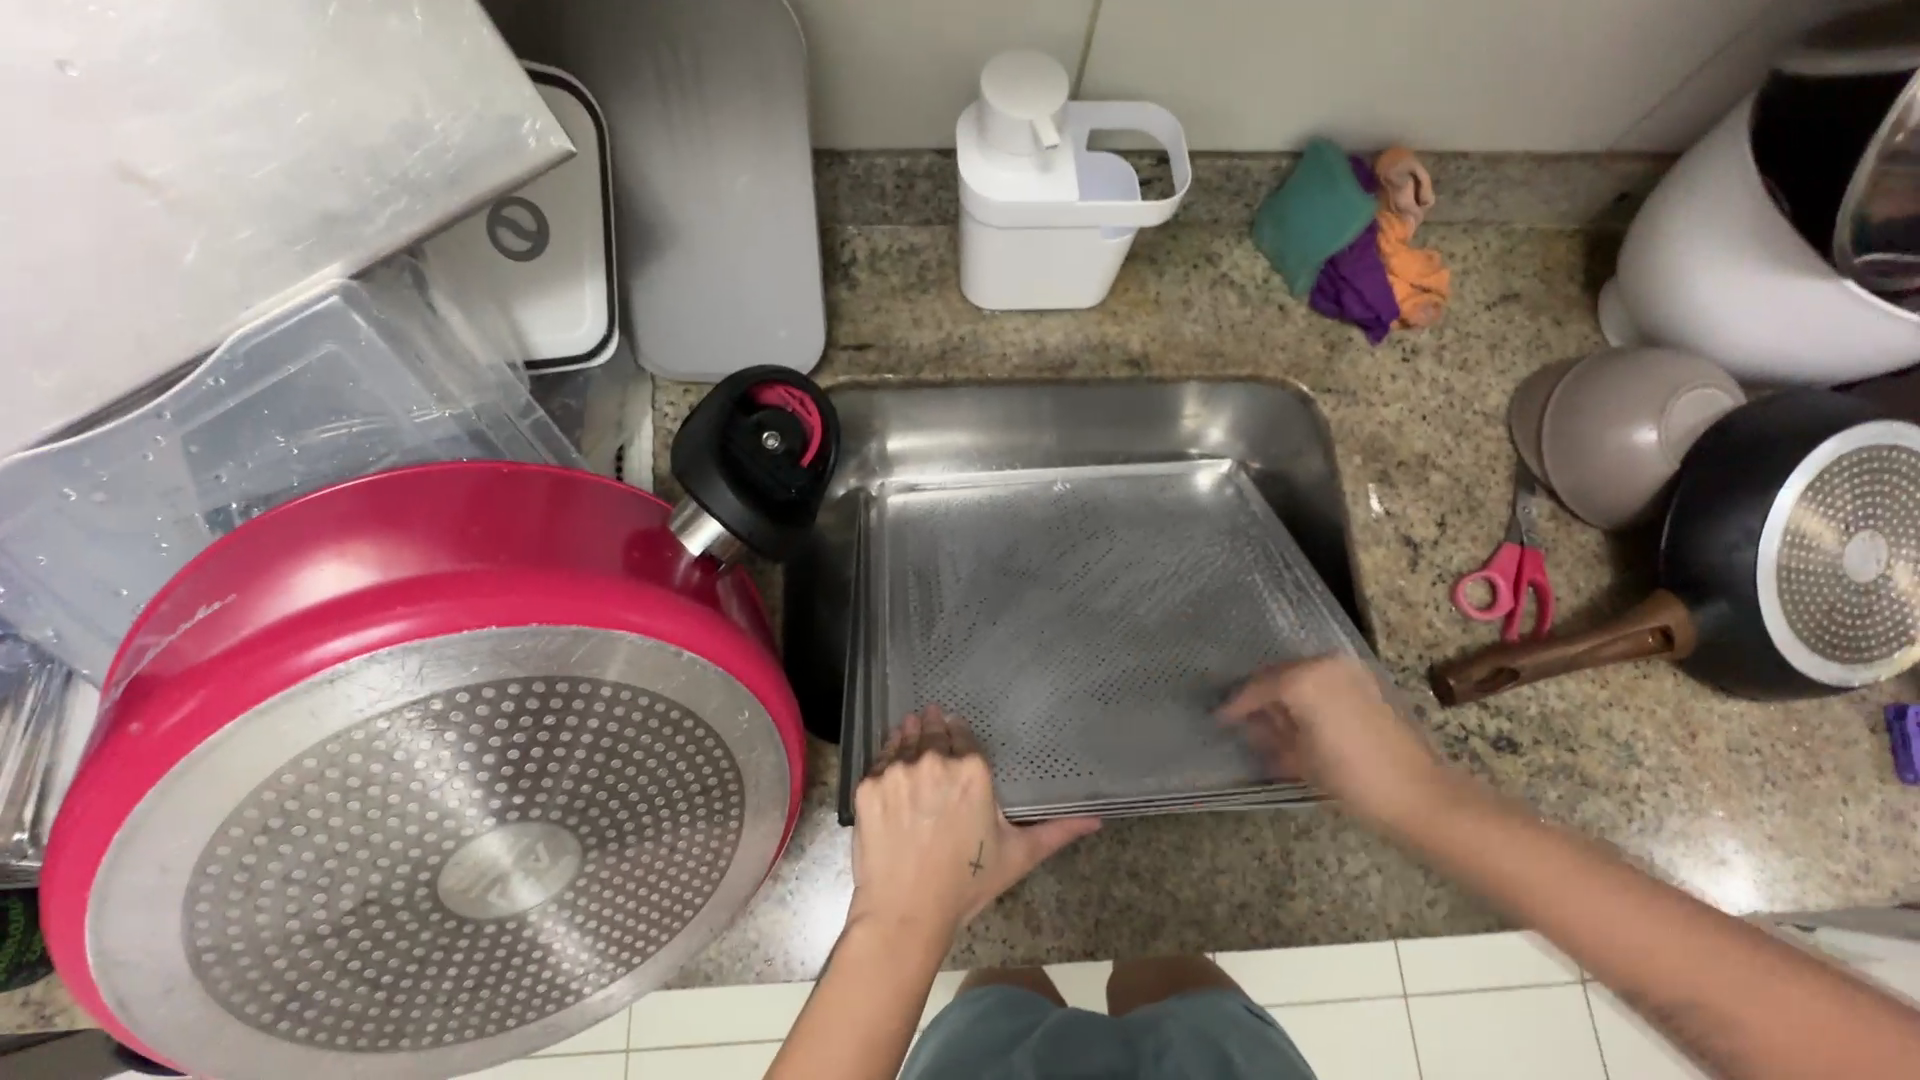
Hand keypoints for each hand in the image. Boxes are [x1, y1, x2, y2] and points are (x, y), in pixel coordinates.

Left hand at [848, 706, 1099, 943]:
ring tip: (912, 727)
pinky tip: (891, 764)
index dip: (960, 735)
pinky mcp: (867, 786)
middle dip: (934, 726)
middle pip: (933, 731)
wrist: (905, 912)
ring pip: (904, 740)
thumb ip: (1057, 831)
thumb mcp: (1018, 855)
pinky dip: (885, 759)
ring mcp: (896, 771)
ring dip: (909, 733)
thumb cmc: (967, 884)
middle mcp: (933, 761)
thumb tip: (1097, 820)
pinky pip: (878, 761)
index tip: (957, 733)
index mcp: (972, 771)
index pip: (964, 736)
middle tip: (934, 720)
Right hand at [1218, 655, 1451, 827]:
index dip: (1236, 704)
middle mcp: (1325, 664)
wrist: (1418, 795)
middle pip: (1280, 675)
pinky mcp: (1368, 684)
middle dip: (1262, 698)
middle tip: (1244, 721)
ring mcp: (1350, 671)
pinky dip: (1308, 698)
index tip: (1220, 717)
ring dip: (1285, 697)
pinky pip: (1324, 683)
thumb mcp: (1299, 758)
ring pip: (1302, 677)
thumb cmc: (1351, 779)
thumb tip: (1253, 725)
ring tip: (1272, 726)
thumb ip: (1270, 734)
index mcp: (1304, 679)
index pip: (1258, 687)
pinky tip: (1300, 722)